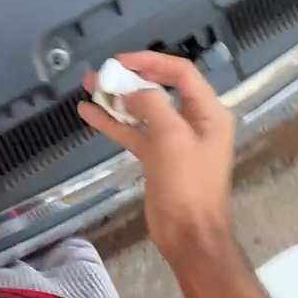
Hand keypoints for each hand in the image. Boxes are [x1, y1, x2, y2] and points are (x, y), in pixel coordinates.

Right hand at [78, 51, 238, 260]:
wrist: (189, 236)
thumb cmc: (189, 184)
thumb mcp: (172, 137)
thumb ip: (151, 105)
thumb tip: (130, 90)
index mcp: (208, 112)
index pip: (180, 73)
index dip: (150, 62)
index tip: (121, 61)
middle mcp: (192, 122)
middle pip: (159, 89)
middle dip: (129, 80)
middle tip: (102, 74)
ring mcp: (173, 140)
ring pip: (142, 111)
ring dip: (117, 99)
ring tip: (90, 87)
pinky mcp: (156, 157)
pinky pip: (133, 132)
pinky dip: (112, 123)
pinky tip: (89, 114)